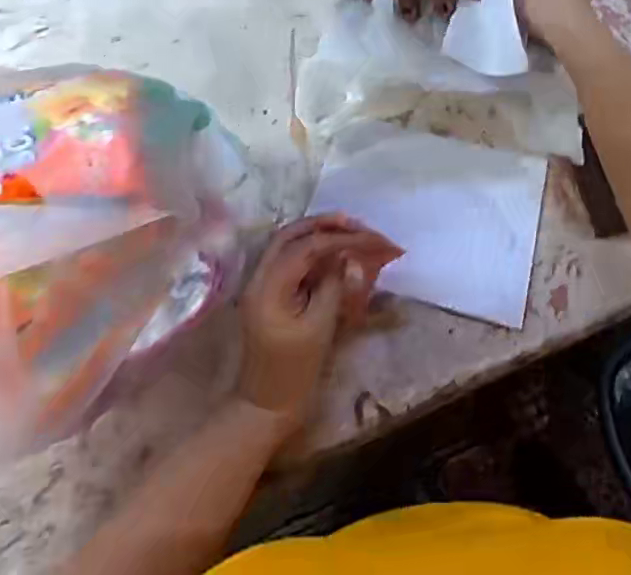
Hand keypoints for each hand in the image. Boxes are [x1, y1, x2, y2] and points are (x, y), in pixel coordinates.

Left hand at [237, 215, 402, 435]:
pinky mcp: (269, 292)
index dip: (341, 238)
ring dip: (318, 233)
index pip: (306, 248)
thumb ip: (335, 286)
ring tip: (349, 230)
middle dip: (325, 225)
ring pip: (288, 244)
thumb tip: (351, 256)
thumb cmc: (294, 372)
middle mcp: (258, 278)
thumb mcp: (320, 328)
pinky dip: (312, 249)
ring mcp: (261, 284)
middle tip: (357, 224)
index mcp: (268, 287)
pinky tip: (333, 250)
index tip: (372, 238)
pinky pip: (289, 259)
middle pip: (290, 235)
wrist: (265, 406)